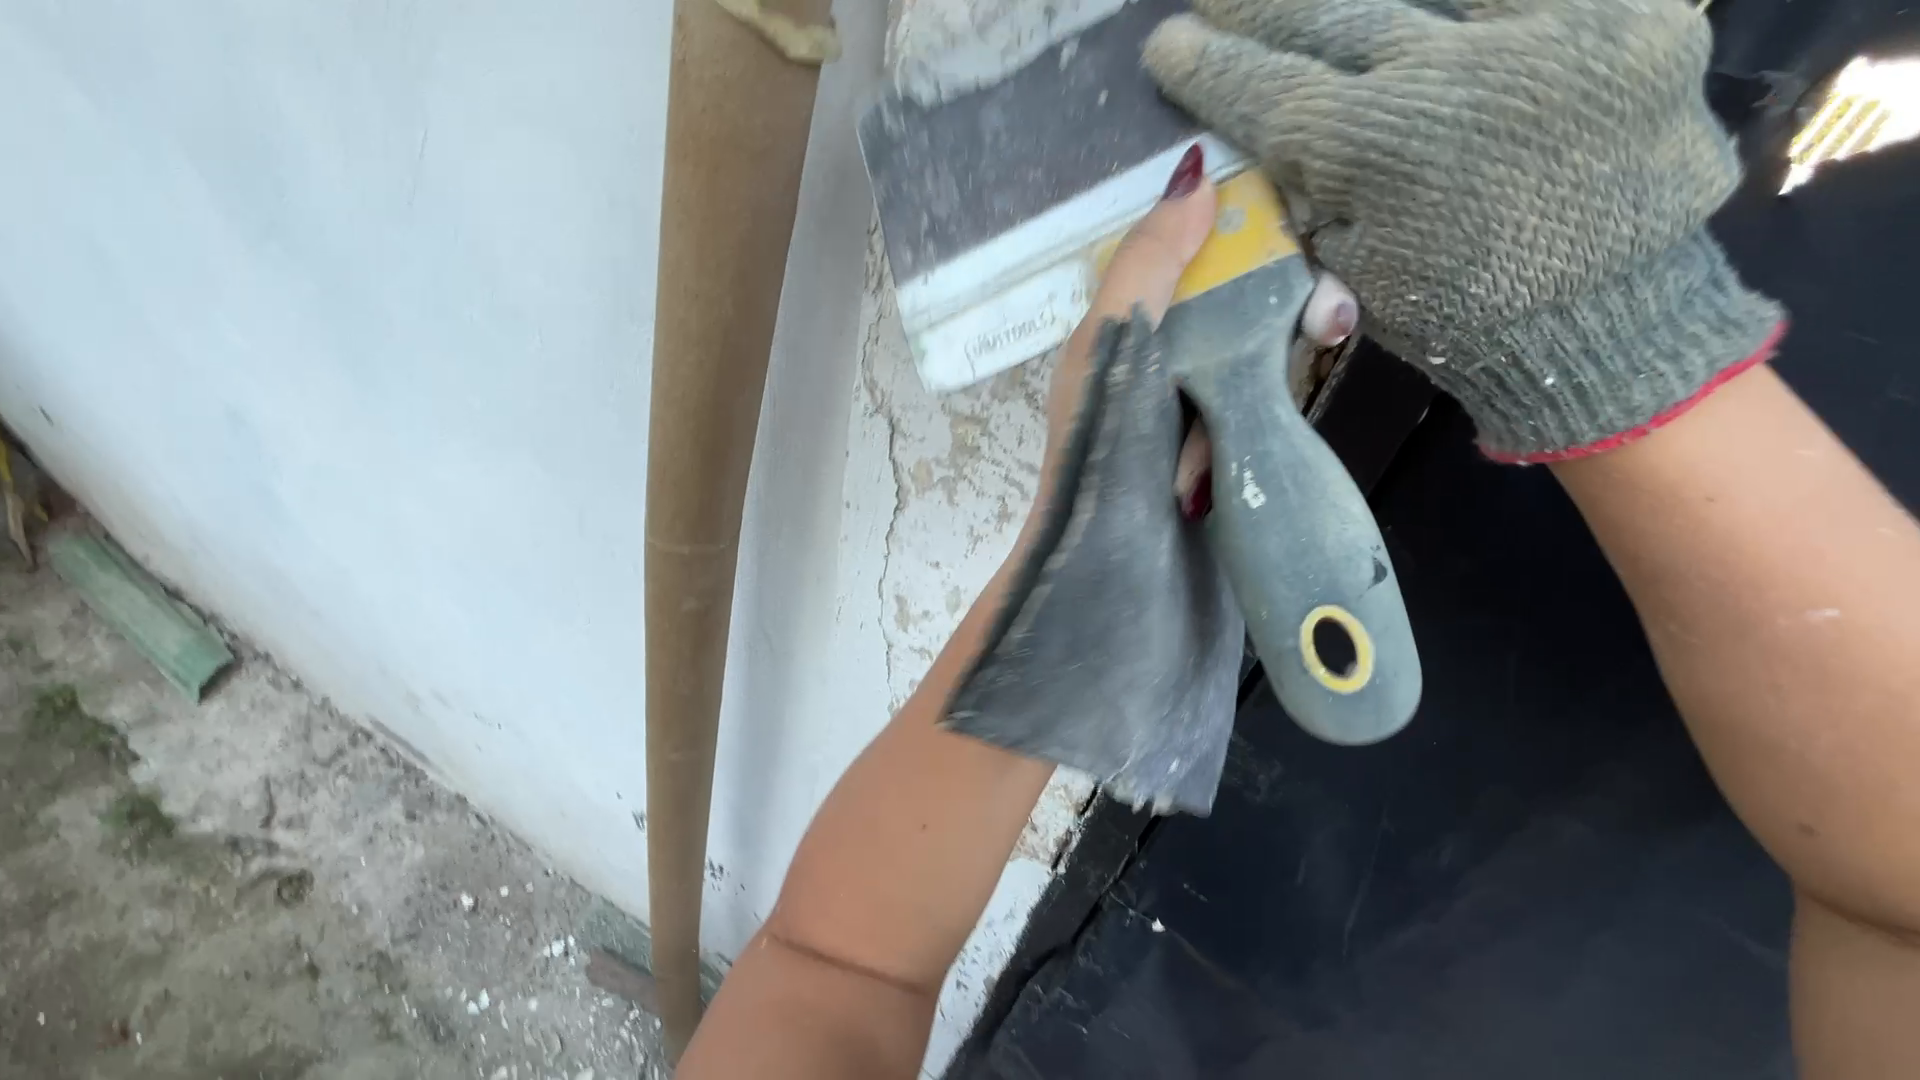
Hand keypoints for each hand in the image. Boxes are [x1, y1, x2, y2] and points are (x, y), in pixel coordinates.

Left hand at [1042, 145, 1361, 518]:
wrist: (1121, 574)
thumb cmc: (1106, 449)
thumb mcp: (1113, 346)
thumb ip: (1147, 265)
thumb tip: (1195, 177)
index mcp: (1124, 338)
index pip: (1192, 264)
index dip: (1245, 241)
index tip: (1295, 235)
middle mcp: (1160, 371)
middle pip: (1236, 303)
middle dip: (1286, 294)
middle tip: (1326, 311)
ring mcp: (1198, 416)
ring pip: (1260, 351)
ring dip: (1294, 338)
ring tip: (1329, 329)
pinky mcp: (1232, 457)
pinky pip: (1272, 403)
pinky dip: (1291, 389)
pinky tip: (1315, 375)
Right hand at [1142, 0, 1782, 462]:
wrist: (1600, 323)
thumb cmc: (1456, 315)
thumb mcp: (1351, 273)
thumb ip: (1312, 197)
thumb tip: (1281, 145)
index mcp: (1372, 149)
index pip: (1266, 90)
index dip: (1208, 66)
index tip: (1167, 44)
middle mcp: (1450, 72)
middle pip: (1333, 17)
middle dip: (1265, 8)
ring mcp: (1548, 32)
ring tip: (1317, 1)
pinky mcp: (1636, 16)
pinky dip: (1490, 7)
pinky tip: (1448, 18)